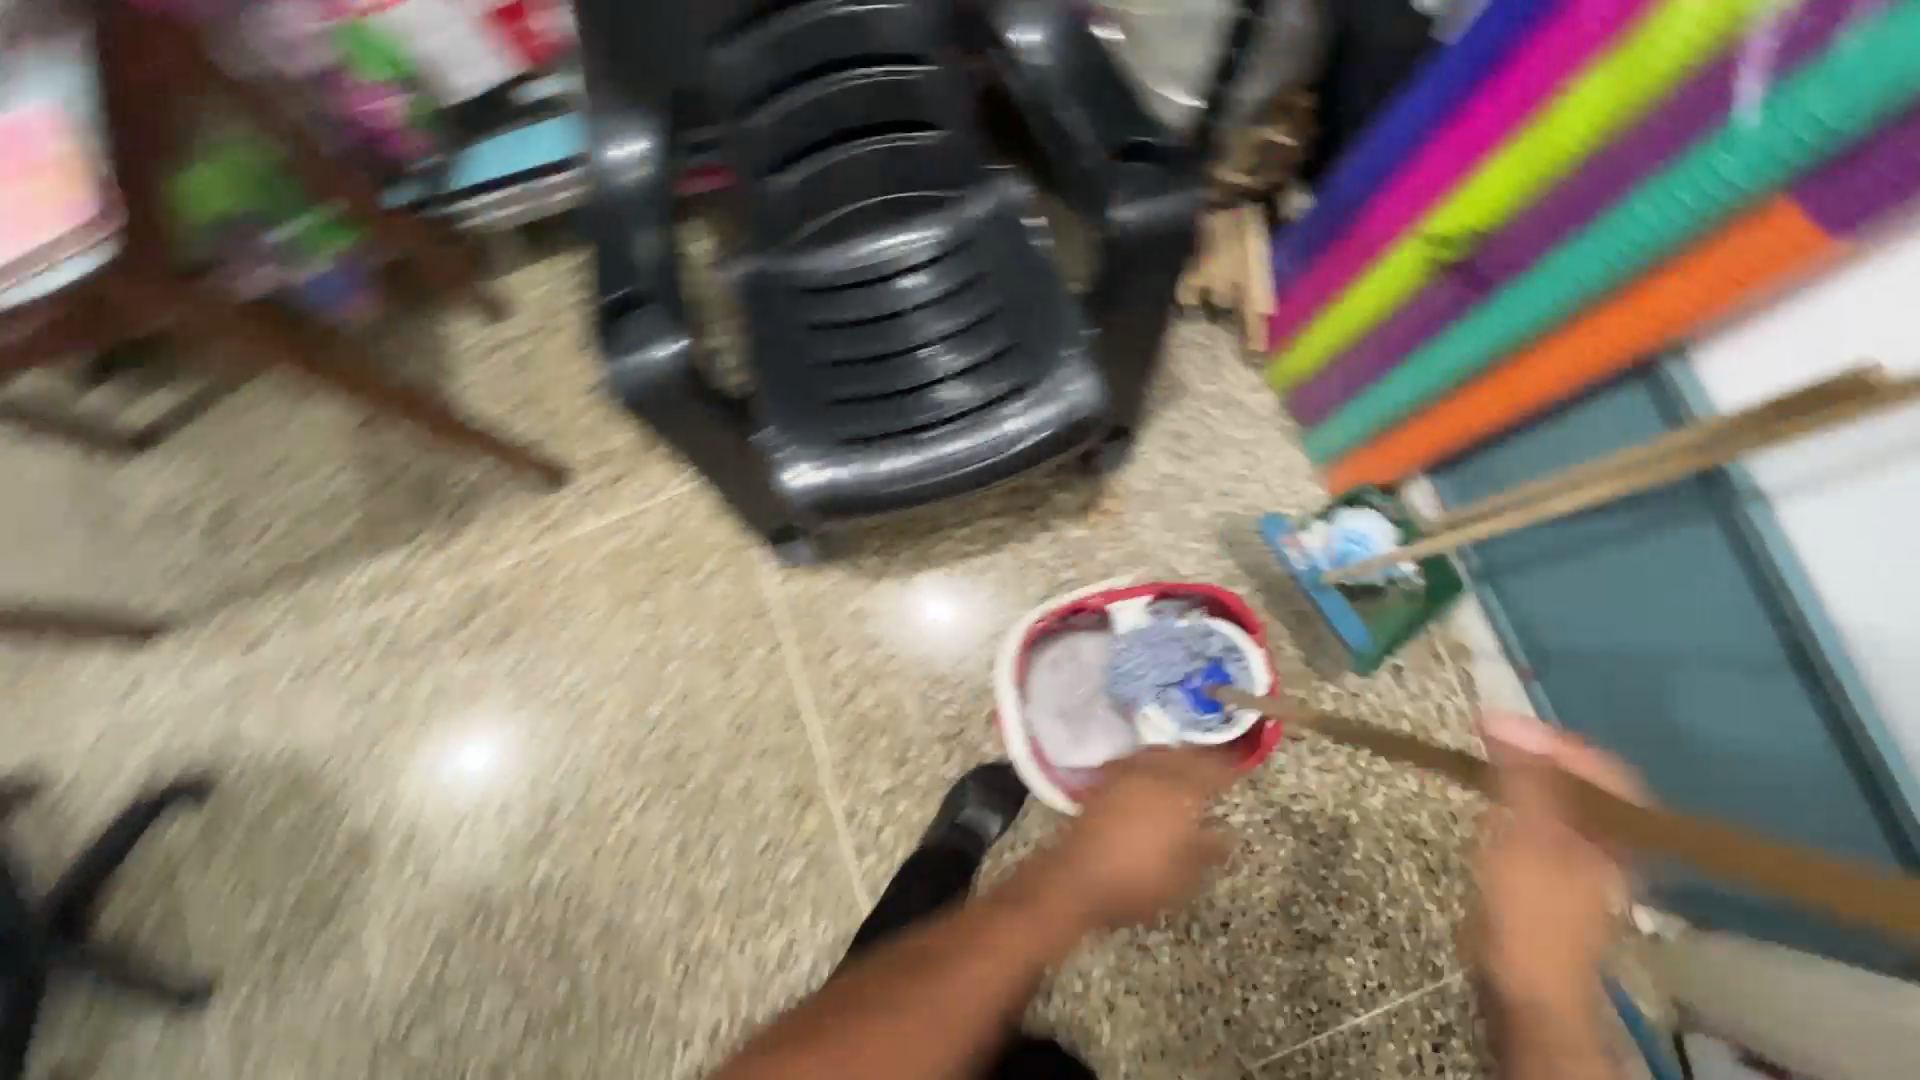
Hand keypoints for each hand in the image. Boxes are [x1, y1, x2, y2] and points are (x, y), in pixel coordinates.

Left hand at [1045, 747, 1238, 928]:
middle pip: (1182, 755)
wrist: (1079, 879)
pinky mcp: (1102, 784)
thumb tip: (1225, 836)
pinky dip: (1146, 763)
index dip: (1229, 765)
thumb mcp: (1184, 876)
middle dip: (1201, 757)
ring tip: (1186, 765)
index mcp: (1178, 792)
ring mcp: (1123, 775)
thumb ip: (1207, 851)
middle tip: (1217, 763)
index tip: (1242, 762)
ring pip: (1155, 754)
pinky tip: (1148, 775)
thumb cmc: (1139, 880)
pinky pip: (1131, 762)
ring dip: (1173, 756)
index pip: (1212, 770)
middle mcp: (1151, 774)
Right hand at [1474, 711, 1644, 1016]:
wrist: (1530, 986)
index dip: (1548, 738)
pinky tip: (1494, 804)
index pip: (1596, 765)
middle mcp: (1612, 842)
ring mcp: (1588, 861)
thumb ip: (1523, 779)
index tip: (1493, 723)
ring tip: (1485, 761)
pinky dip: (1520, 801)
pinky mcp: (1560, 876)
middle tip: (1488, 737)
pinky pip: (1547, 821)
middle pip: (1584, 780)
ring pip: (1564, 800)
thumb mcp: (1525, 838)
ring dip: (1527, 775)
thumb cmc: (1530, 910)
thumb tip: (1505, 721)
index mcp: (1615, 831)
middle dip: (1537, 752)